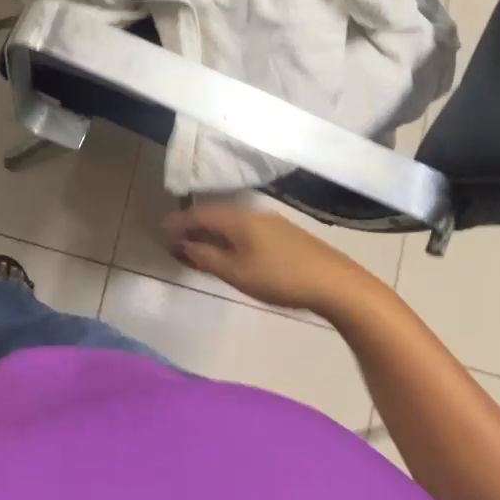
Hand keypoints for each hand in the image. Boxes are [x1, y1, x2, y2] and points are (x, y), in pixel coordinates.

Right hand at [164, 204, 376, 316]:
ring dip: (213, 234)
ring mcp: (273, 223)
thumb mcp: (236, 273)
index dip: (179, 223)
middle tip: (177, 242)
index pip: (199, 214)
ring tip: (200, 249)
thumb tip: (184, 245)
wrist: (338, 285)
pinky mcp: (286, 235)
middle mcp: (254, 214)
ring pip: (232, 223)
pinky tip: (231, 253)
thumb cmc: (280, 278)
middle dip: (194, 228)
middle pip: (216, 216)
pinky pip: (247, 230)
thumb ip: (206, 258)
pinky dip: (230, 238)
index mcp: (238, 219)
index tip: (162, 231)